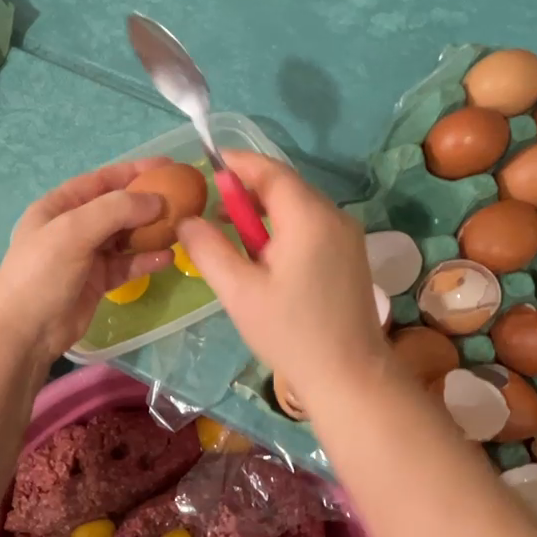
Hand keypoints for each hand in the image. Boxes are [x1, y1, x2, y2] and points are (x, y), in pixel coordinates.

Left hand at [0, 158, 175, 360]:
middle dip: (147, 203)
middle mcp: (72, 228)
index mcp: (57, 207)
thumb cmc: (42, 274)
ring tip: (181, 228)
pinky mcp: (96, 283)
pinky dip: (144, 260)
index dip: (134, 172)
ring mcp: (84, 257)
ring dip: (150, 233)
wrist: (25, 333)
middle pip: (116, 208)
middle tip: (185, 200)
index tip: (170, 167)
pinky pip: (125, 265)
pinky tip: (167, 258)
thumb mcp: (73, 232)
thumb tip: (156, 201)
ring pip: (124, 237)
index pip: (100, 181)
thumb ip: (114, 210)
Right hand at [176, 151, 388, 407]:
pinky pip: (310, 227)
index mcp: (307, 218)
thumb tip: (187, 220)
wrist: (348, 374)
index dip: (237, 163)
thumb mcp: (238, 291)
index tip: (207, 163)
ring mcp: (346, 237)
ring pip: (298, 208)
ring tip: (227, 232)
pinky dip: (280, 229)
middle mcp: (333, 217)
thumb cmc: (289, 332)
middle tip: (209, 205)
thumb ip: (208, 249)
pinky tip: (260, 255)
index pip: (270, 171)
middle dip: (247, 190)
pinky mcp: (349, 257)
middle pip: (286, 187)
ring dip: (262, 212)